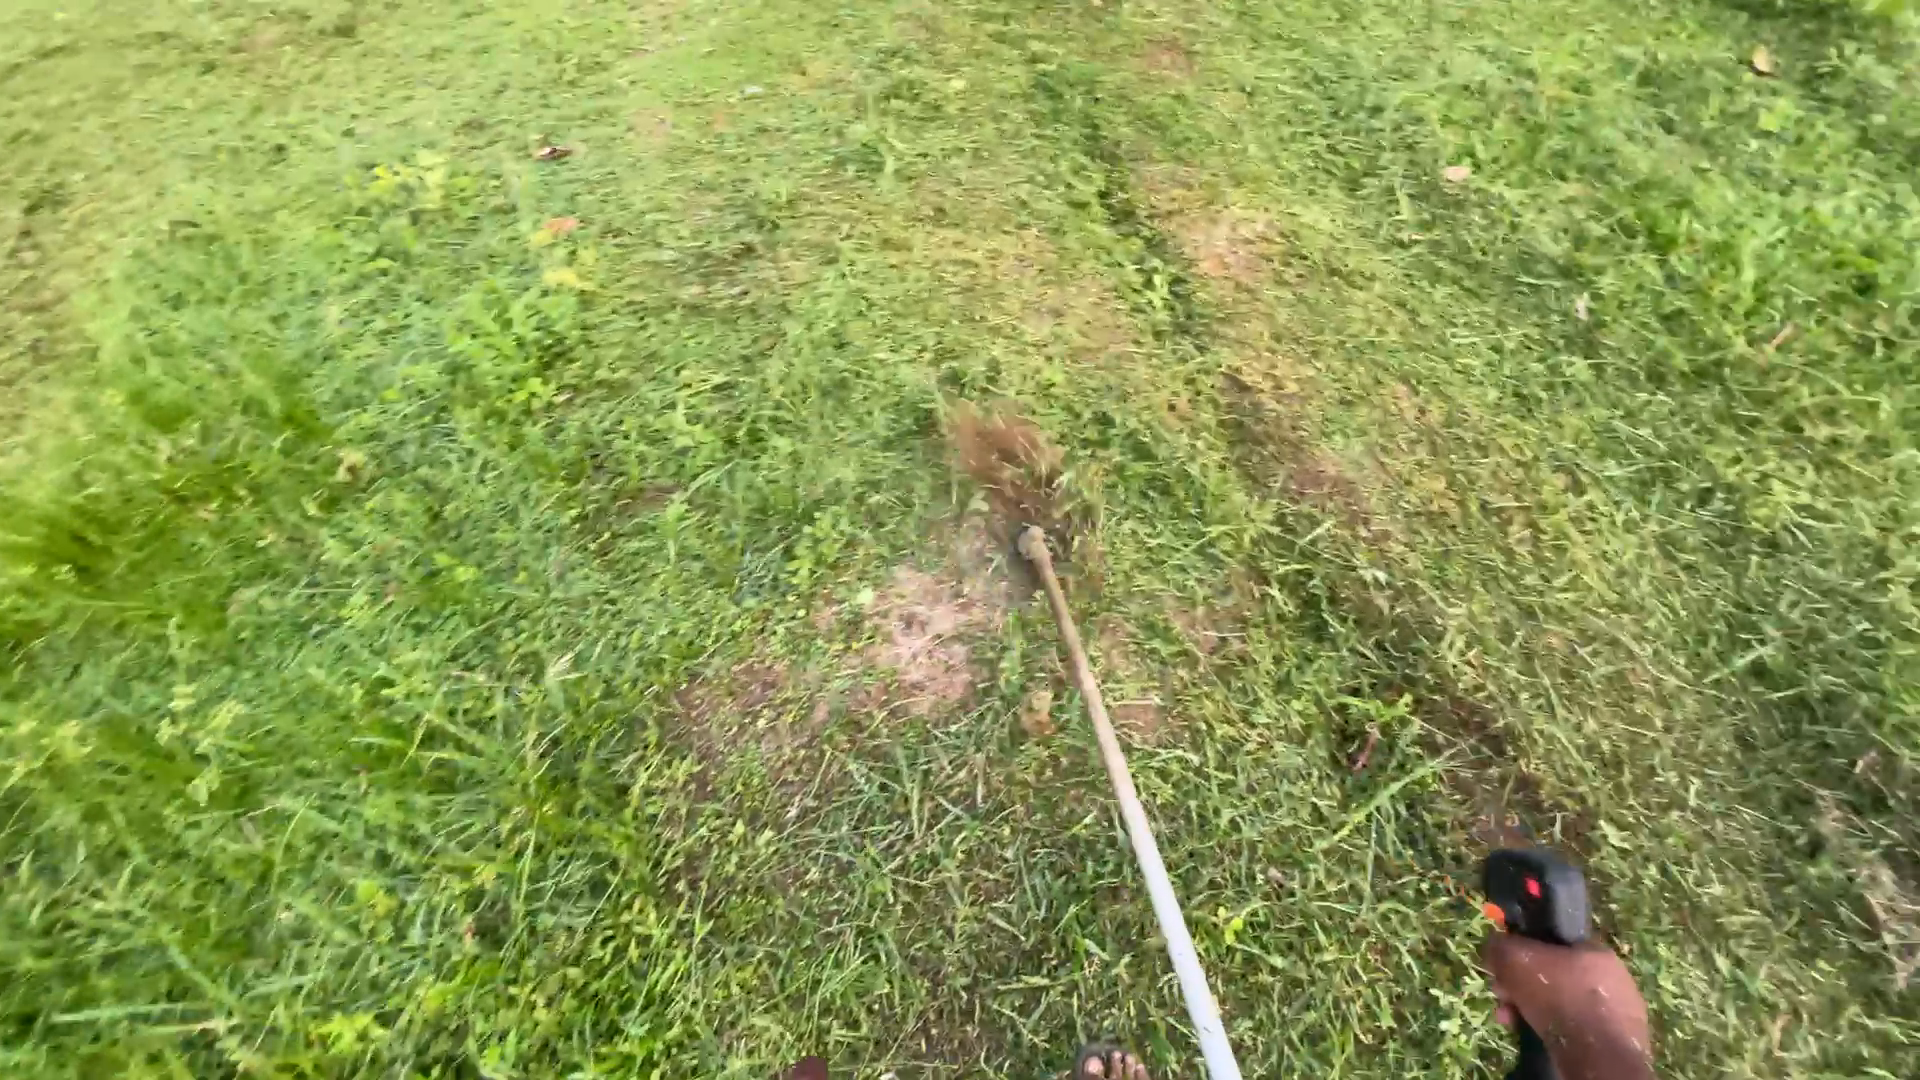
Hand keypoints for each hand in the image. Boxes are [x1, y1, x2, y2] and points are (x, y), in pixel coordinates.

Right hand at [1483, 934, 1654, 1079]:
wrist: (1596, 1056)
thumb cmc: (1556, 994)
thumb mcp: (1512, 957)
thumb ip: (1499, 944)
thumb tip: (1496, 948)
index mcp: (1597, 952)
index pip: (1551, 942)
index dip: (1520, 952)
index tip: (1503, 967)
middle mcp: (1615, 978)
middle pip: (1551, 973)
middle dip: (1520, 984)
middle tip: (1503, 995)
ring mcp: (1620, 1012)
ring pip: (1560, 1000)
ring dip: (1529, 1005)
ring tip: (1510, 1017)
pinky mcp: (1618, 1041)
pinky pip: (1575, 1025)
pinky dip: (1550, 1025)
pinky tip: (1531, 1029)